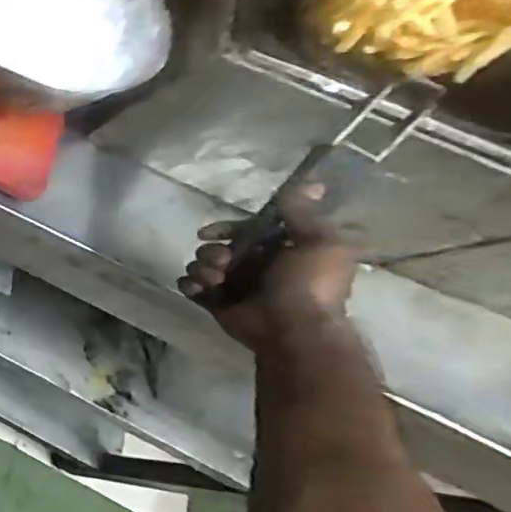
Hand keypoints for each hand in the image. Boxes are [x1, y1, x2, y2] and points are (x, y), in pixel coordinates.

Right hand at [178, 185, 360, 355]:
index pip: (243, 230)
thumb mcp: (319, 242)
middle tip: (222, 263)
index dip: (226, 227)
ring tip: (215, 281)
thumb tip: (313, 182)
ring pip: (201, 265)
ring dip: (202, 269)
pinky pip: (191, 286)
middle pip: (216, 247)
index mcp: (278, 251)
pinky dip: (191, 285)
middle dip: (212, 251)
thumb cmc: (308, 284)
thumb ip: (304, 213)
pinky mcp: (217, 303)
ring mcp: (235, 286)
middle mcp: (255, 266)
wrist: (293, 328)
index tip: (211, 232)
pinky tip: (201, 289)